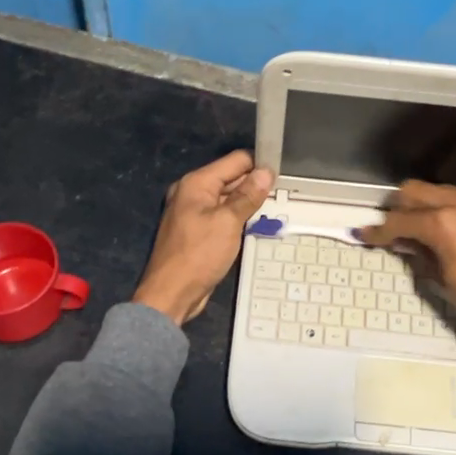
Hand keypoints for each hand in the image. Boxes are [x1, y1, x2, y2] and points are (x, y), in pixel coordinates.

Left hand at [133, 151, 274, 324]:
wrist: (171, 293)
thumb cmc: (199, 255)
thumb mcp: (228, 222)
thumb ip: (247, 196)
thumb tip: (265, 172)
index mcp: (197, 183)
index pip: (235, 161)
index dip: (259, 165)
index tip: (283, 175)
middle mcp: (192, 192)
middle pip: (230, 178)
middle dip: (254, 185)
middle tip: (283, 194)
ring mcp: (193, 212)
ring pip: (227, 198)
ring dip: (247, 203)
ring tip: (274, 209)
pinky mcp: (196, 230)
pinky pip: (221, 215)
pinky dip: (236, 218)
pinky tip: (254, 224)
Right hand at [358, 181, 455, 360]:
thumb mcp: (446, 284)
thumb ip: (422, 258)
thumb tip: (407, 246)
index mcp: (444, 224)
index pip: (399, 221)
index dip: (377, 231)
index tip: (363, 236)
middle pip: (414, 192)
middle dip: (397, 209)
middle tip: (390, 232)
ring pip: (438, 191)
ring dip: (422, 206)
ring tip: (418, 232)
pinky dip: (445, 208)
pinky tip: (446, 231)